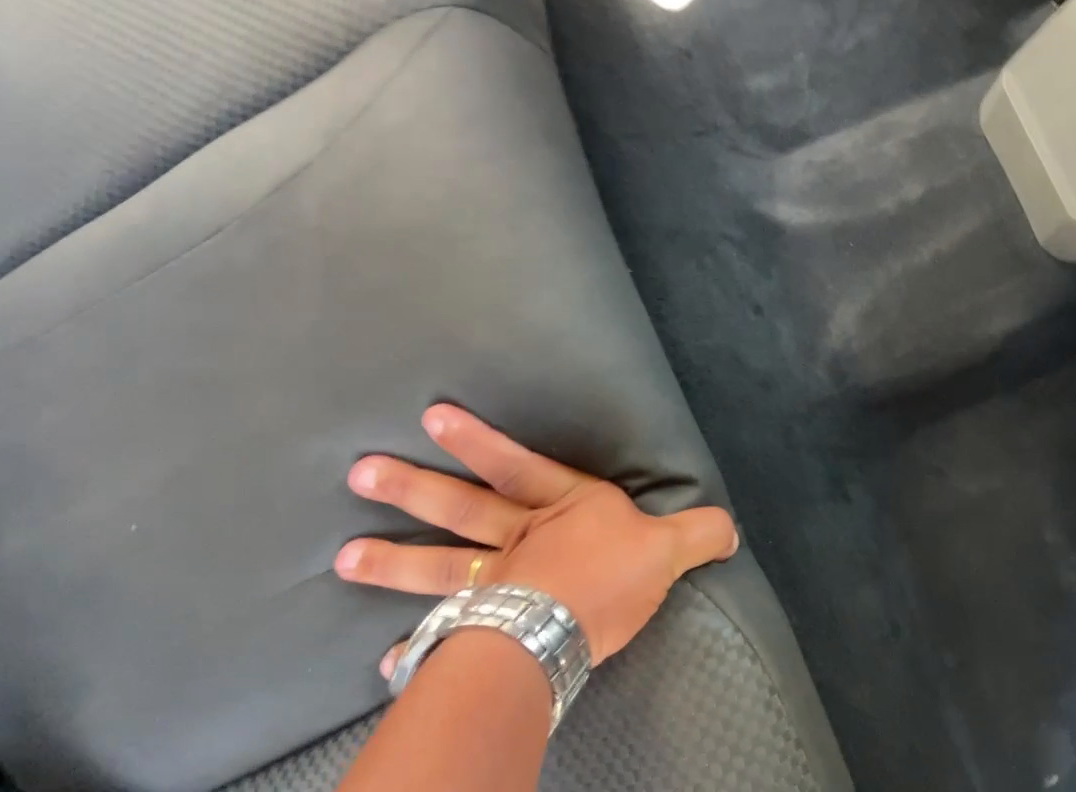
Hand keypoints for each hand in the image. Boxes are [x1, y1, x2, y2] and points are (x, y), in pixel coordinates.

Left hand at [335, 404, 737, 675]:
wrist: (569, 632)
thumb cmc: (613, 578)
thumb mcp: (670, 548)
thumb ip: (699, 533)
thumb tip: (732, 528)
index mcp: (564, 509)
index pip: (517, 465)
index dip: (479, 441)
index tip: (433, 416)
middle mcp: (519, 540)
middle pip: (462, 509)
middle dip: (413, 489)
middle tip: (360, 472)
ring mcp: (493, 584)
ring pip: (437, 568)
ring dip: (392, 562)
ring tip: (343, 557)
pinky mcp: (483, 630)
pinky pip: (443, 638)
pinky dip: (416, 649)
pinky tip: (386, 659)